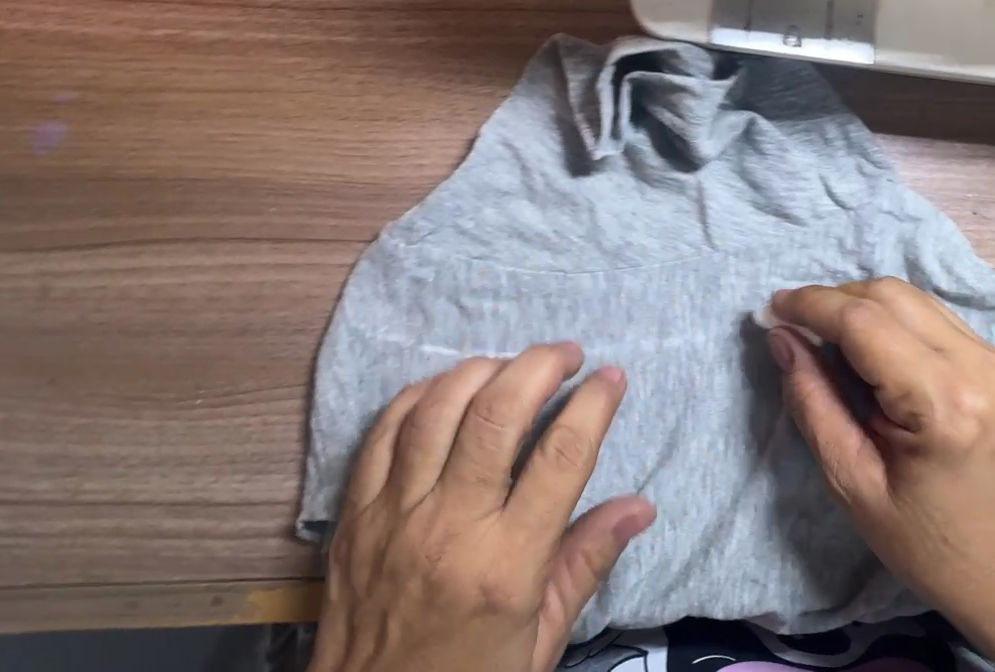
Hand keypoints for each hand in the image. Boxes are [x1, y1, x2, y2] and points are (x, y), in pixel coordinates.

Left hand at [311, 343, 655, 671]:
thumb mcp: (542, 640)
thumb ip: (587, 562)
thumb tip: (640, 506)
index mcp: (506, 566)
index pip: (561, 457)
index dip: (593, 405)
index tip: (611, 377)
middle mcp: (450, 527)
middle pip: (497, 414)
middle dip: (539, 365)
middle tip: (567, 354)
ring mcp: (393, 515)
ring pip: (438, 408)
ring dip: (483, 369)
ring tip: (512, 365)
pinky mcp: (353, 514)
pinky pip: (384, 431)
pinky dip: (420, 395)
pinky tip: (448, 389)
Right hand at [766, 280, 994, 671]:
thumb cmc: (926, 540)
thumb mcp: (851, 482)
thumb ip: (812, 401)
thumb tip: (781, 336)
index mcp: (941, 404)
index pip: (863, 322)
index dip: (810, 306)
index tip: (770, 310)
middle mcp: (975, 365)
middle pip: (886, 295)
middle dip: (829, 299)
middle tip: (790, 324)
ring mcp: (990, 356)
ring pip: (906, 294)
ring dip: (855, 302)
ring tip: (820, 333)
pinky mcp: (992, 356)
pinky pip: (925, 311)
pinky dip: (883, 313)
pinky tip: (861, 344)